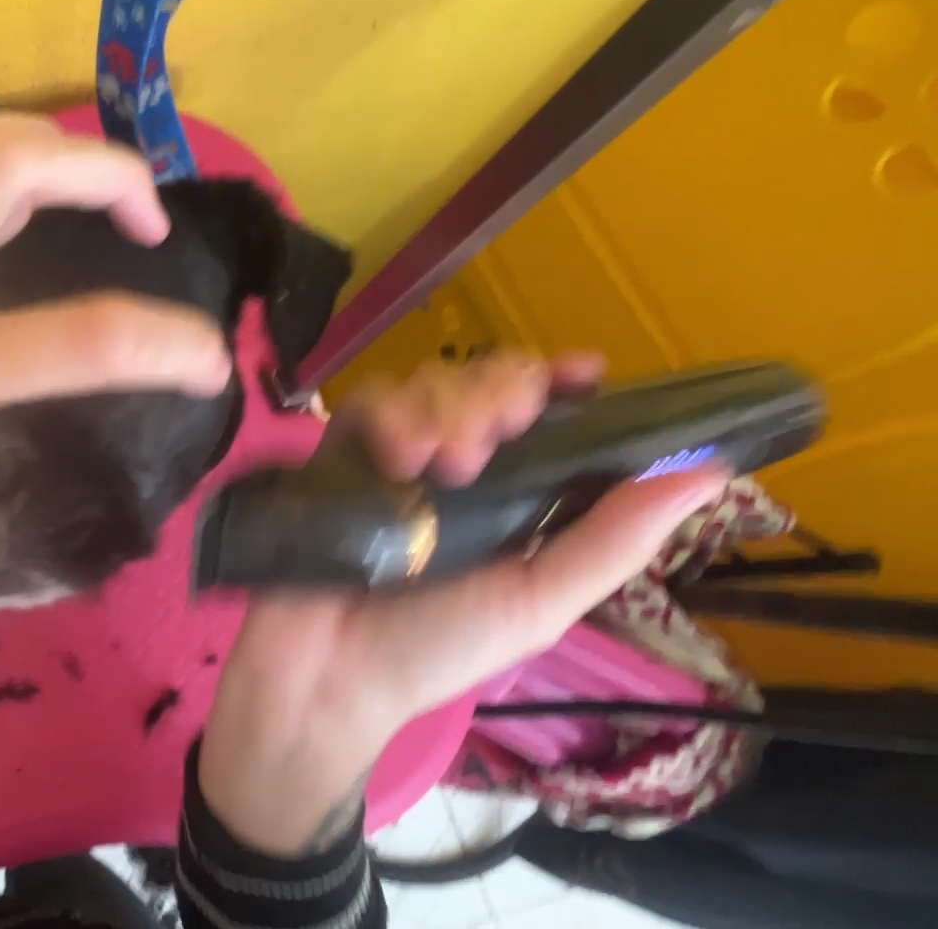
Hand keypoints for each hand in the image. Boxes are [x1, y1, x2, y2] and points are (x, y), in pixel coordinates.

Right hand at [198, 350, 729, 854]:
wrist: (330, 668)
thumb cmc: (436, 647)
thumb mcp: (537, 603)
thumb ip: (612, 541)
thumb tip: (712, 472)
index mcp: (518, 497)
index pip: (548, 415)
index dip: (564, 383)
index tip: (581, 374)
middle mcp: (458, 464)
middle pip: (487, 383)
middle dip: (499, 394)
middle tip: (491, 437)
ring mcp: (394, 454)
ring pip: (428, 383)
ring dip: (446, 406)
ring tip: (439, 461)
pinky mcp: (339, 452)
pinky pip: (367, 402)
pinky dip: (389, 414)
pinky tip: (398, 456)